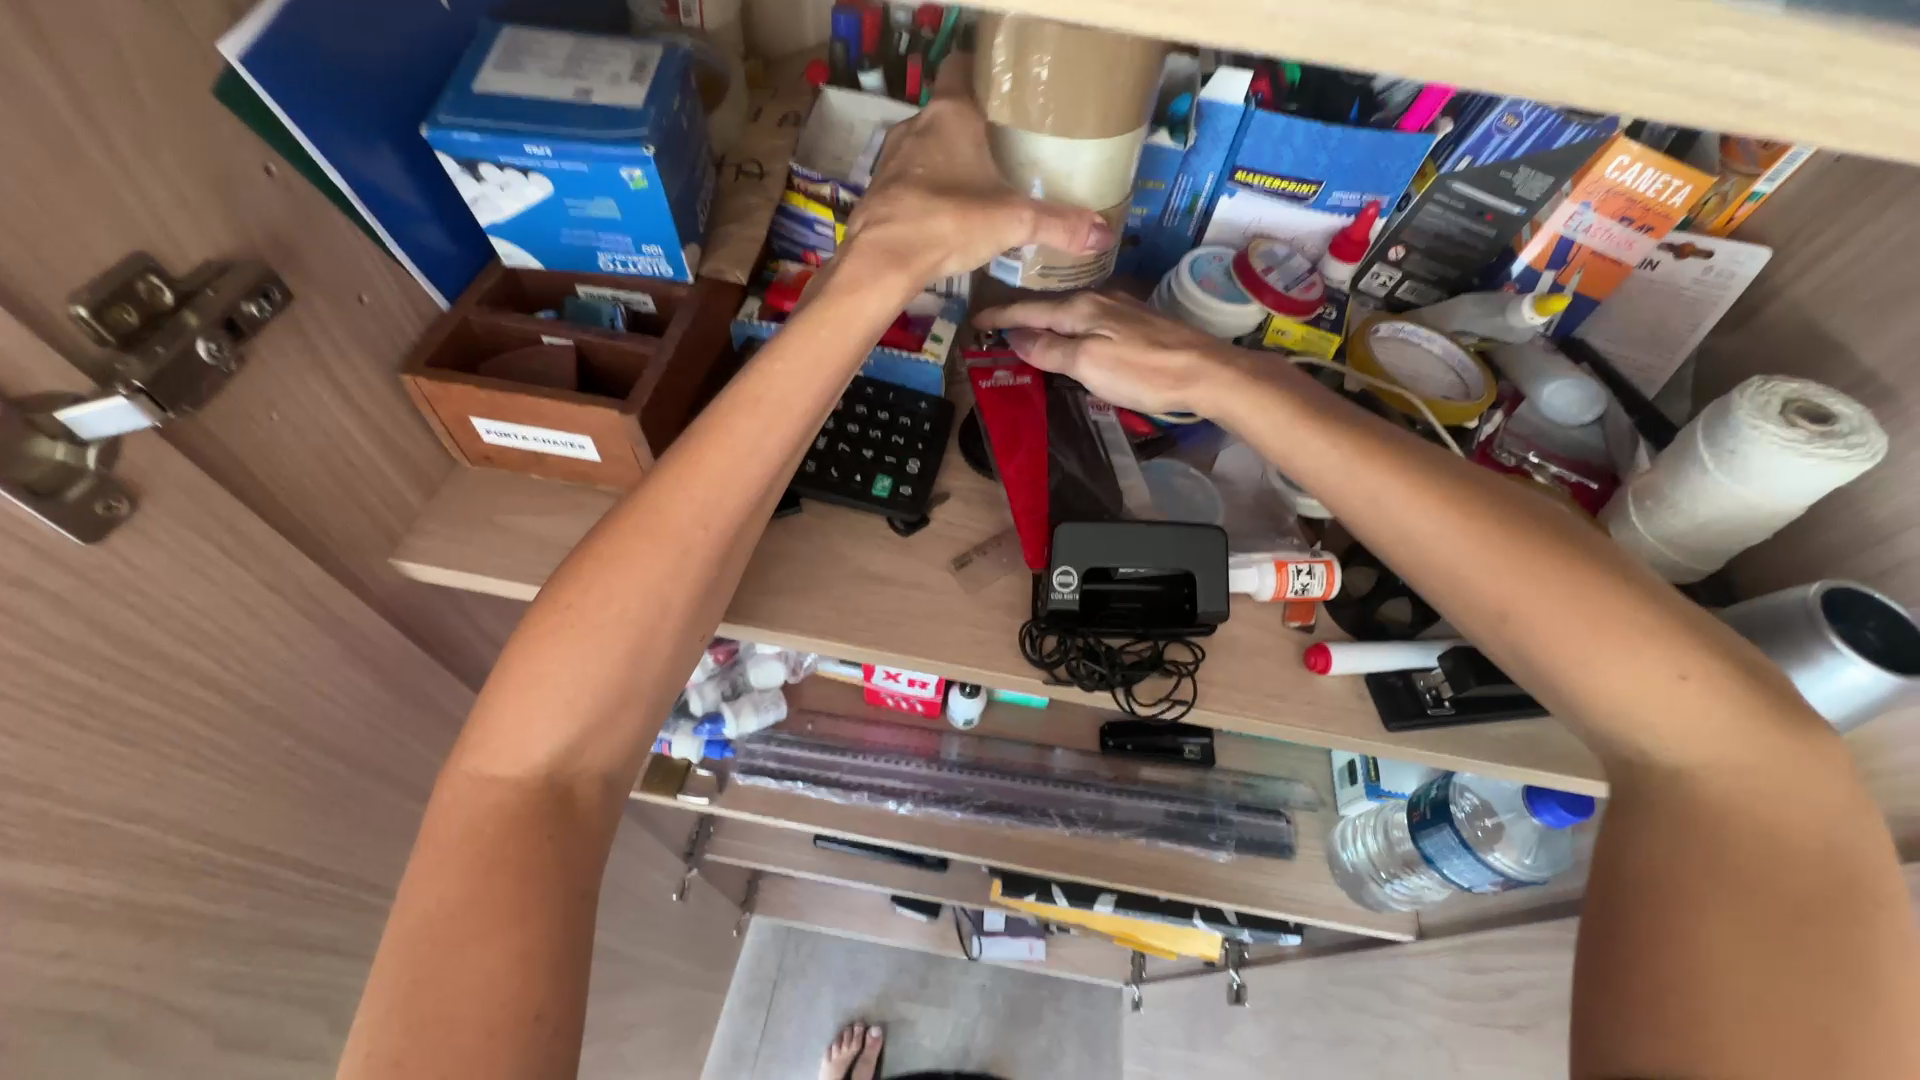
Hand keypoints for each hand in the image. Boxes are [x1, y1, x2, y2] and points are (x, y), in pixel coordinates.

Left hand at [840, 56, 1113, 287]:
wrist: (882, 261)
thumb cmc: (948, 222)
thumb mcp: (1012, 222)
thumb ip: (1058, 225)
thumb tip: (1103, 235)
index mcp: (950, 114)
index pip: (961, 67)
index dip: (981, 71)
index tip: (1006, 89)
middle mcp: (916, 125)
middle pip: (947, 108)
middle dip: (973, 122)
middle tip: (1003, 140)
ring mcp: (892, 158)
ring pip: (926, 143)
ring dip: (948, 155)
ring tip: (979, 176)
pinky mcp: (879, 190)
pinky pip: (909, 176)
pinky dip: (928, 185)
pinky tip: (948, 207)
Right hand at [974, 292, 1253, 417]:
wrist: (1205, 372)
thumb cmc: (1143, 371)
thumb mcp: (1088, 364)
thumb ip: (1049, 350)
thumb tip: (1015, 336)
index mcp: (1080, 309)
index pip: (1029, 311)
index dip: (1000, 316)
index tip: (975, 320)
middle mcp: (1098, 301)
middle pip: (1049, 309)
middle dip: (1021, 317)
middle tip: (995, 327)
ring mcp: (1121, 310)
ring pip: (1072, 314)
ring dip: (1047, 322)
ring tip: (1027, 332)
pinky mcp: (1139, 324)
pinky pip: (1091, 321)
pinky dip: (1072, 329)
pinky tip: (1073, 337)